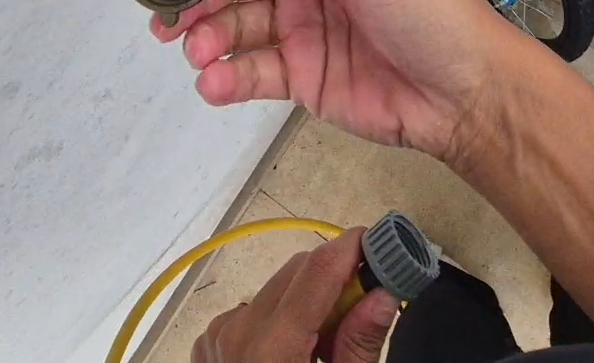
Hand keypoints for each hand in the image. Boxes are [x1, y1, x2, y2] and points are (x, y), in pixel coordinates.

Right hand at [135, 0, 534, 161]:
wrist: (464, 91)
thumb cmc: (428, 4)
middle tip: (165, 2)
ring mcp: (298, 25)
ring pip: (231, 21)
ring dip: (204, 32)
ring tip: (196, 47)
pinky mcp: (299, 74)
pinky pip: (248, 71)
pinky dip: (224, 77)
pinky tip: (215, 81)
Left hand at [193, 229, 397, 362]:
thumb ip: (359, 344)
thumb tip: (384, 292)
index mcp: (271, 350)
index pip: (317, 271)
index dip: (351, 247)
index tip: (381, 241)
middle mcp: (238, 330)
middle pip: (298, 273)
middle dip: (336, 275)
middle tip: (367, 299)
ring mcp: (218, 336)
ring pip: (277, 287)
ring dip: (308, 298)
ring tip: (326, 342)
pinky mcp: (208, 343)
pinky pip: (253, 309)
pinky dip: (278, 317)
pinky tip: (290, 354)